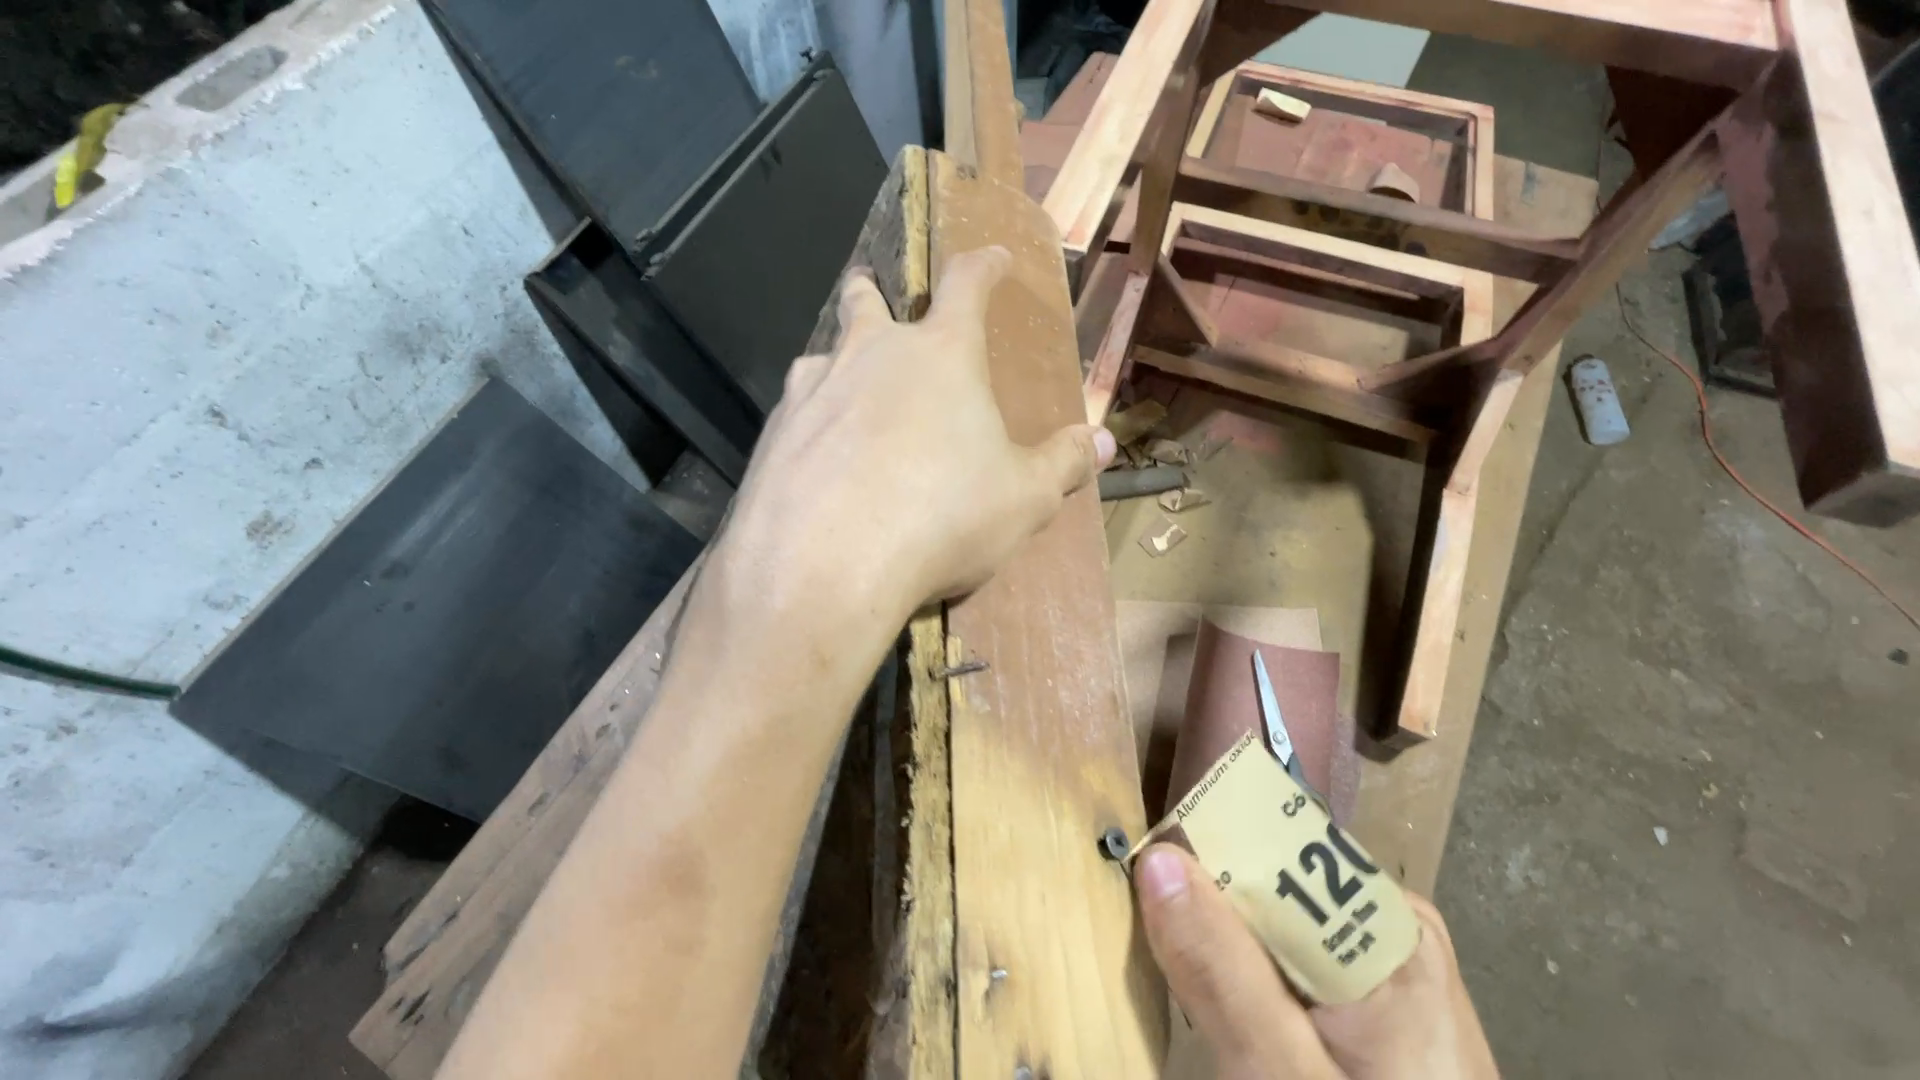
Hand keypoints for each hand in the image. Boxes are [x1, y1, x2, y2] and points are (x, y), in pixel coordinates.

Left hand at [705, 246, 1116, 628]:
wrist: (822, 567)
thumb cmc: (941, 519)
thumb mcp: (1022, 499)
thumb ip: (1063, 464)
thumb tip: (1105, 441)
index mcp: (940, 355)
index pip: (966, 284)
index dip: (984, 265)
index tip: (993, 256)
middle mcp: (870, 355)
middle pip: (867, 301)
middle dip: (874, 292)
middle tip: (875, 293)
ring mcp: (813, 390)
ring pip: (823, 355)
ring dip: (838, 363)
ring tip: (848, 394)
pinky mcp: (772, 434)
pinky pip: (796, 413)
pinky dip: (811, 424)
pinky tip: (817, 461)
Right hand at [1134, 844, 1499, 1079]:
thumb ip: (1221, 970)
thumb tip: (1156, 860)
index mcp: (1389, 929)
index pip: (1272, 847)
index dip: (1199, 862)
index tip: (1143, 897)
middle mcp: (1394, 926)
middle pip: (1274, 884)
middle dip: (1211, 917)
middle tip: (1179, 982)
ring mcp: (1391, 963)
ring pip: (1277, 923)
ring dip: (1226, 955)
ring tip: (1211, 1017)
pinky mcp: (1380, 1000)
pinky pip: (1296, 960)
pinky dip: (1255, 983)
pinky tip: (1245, 1031)